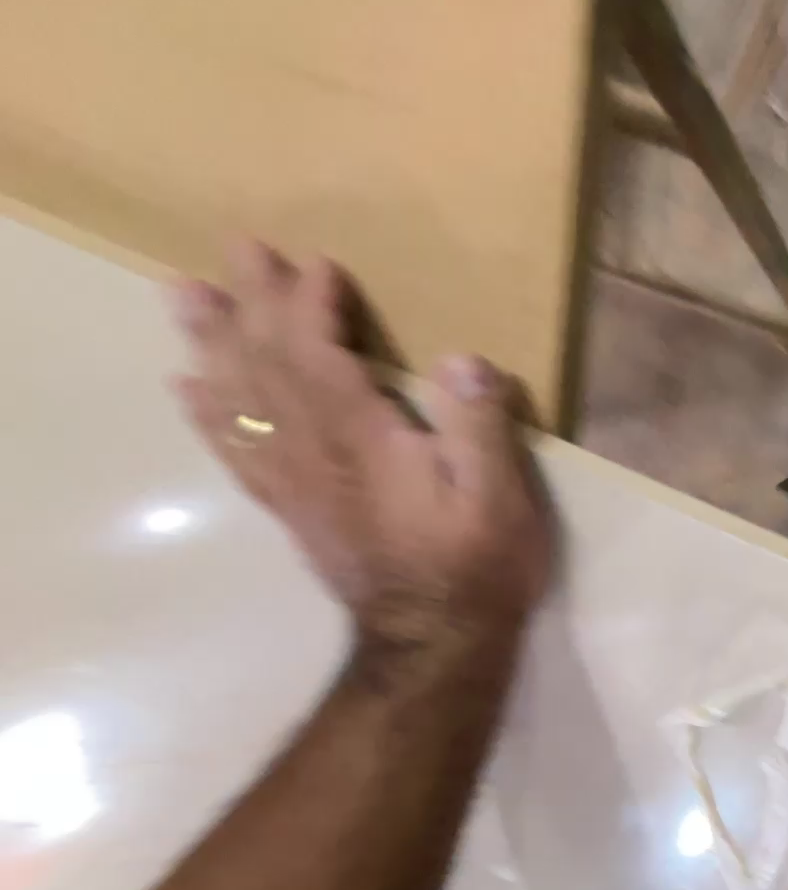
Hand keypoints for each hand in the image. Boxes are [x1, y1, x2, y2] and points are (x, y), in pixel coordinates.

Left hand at [170, 241, 553, 648]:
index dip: (312, 307)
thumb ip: (481, 426)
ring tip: (186, 296)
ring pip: (239, 400)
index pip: (318, 356)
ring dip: (213, 343)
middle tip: (240, 250)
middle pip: (268, 366)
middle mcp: (313, 453)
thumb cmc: (478, 565)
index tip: (319, 265)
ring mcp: (295, 483)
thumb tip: (462, 361)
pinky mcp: (294, 508)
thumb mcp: (500, 495)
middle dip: (254, 305)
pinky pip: (237, 449)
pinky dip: (209, 412)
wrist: (436, 638)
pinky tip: (192, 388)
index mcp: (363, 442)